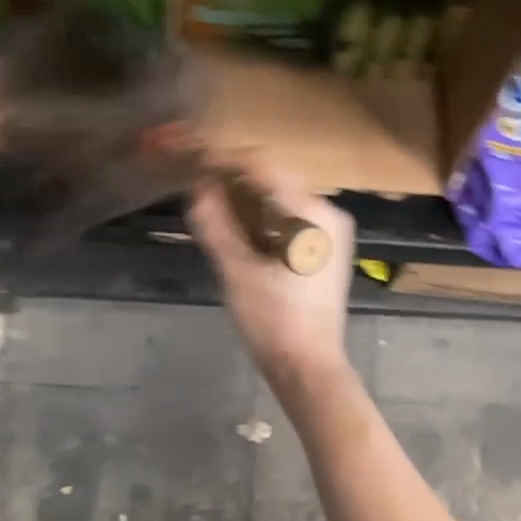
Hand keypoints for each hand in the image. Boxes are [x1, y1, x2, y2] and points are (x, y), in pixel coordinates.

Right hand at [188, 159, 356, 386]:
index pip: (262, 165)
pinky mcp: (326, 251)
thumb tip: (199, 188)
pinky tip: (237, 228)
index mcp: (311, 215)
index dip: (222, 157)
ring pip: (281, 198)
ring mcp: (331, 233)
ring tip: (210, 203)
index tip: (188, 152)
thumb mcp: (237, 272)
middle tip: (196, 180)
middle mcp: (328, 214)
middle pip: (274, 178)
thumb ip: (216, 224)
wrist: (309, 368)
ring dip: (246, 197)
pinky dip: (263, 217)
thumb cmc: (274, 323)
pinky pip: (290, 218)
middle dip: (233, 177)